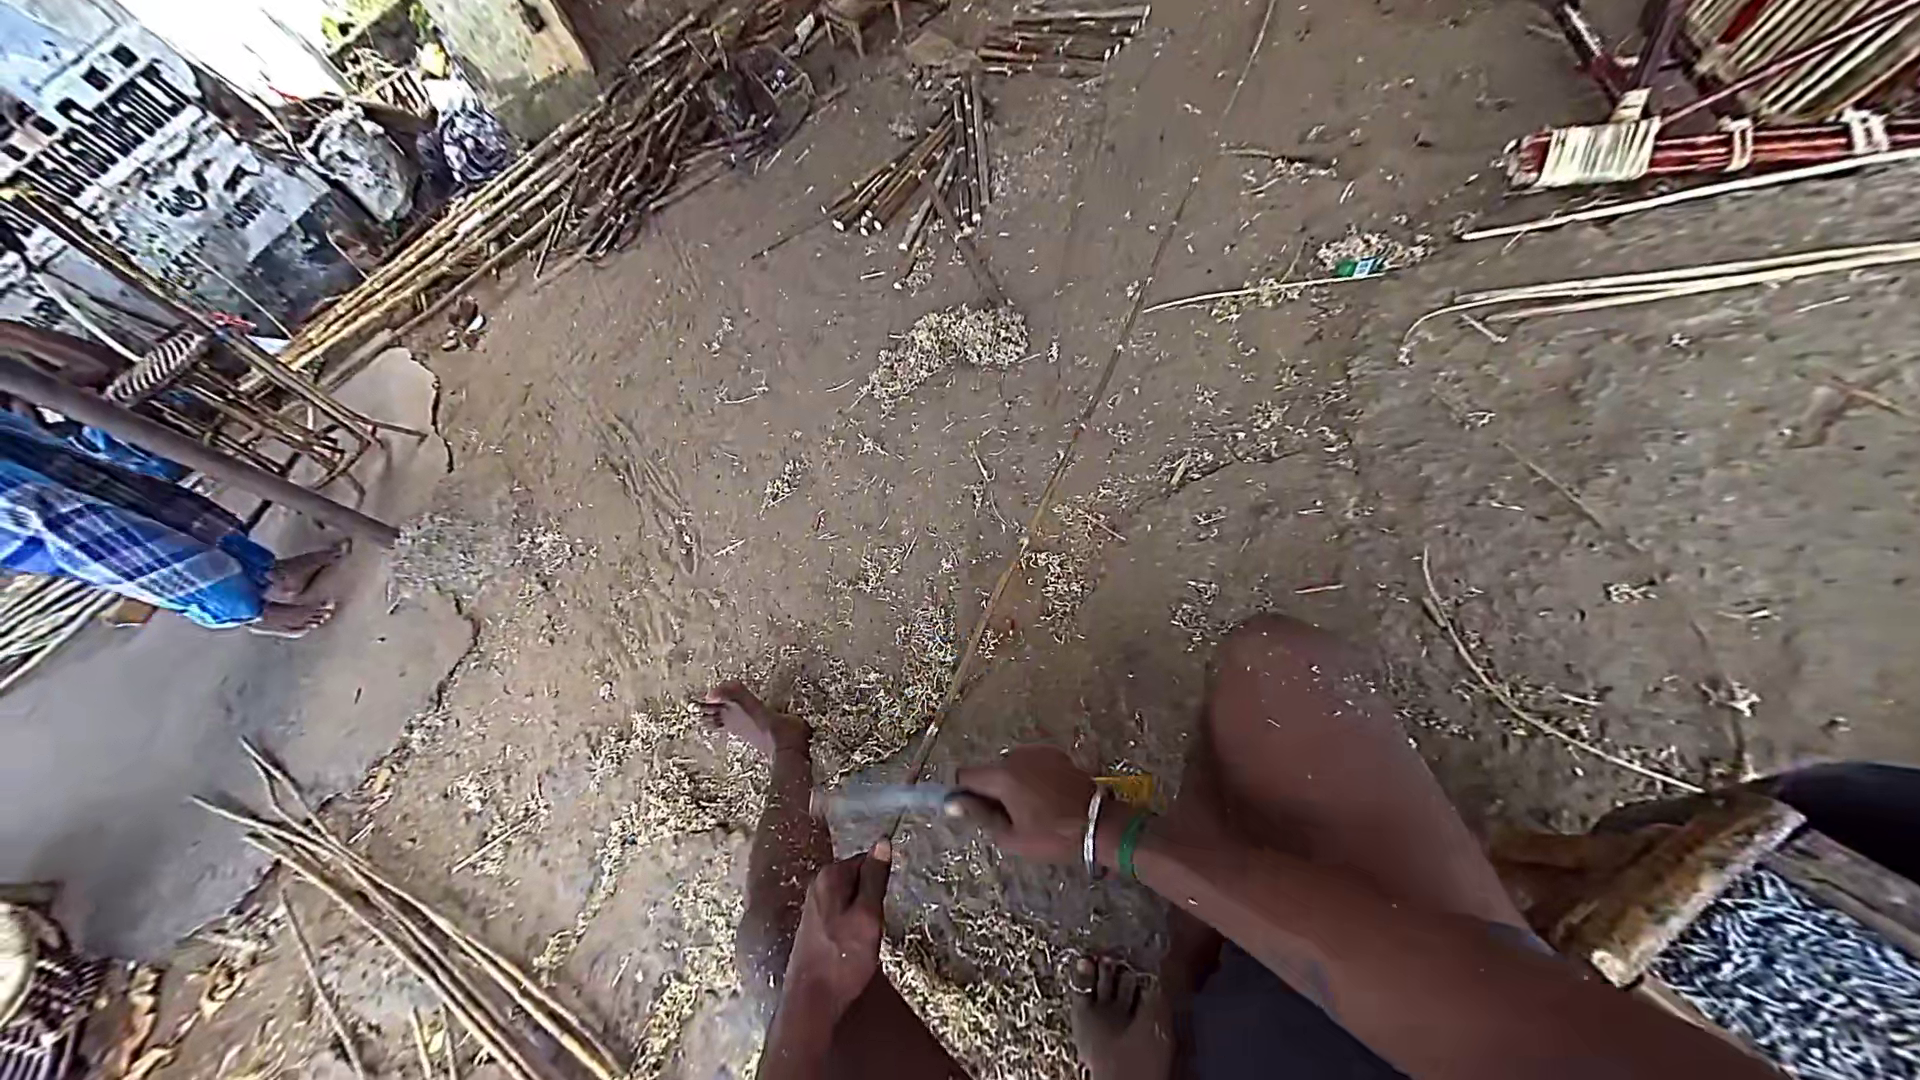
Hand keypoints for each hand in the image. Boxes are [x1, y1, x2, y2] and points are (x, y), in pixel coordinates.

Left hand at [784, 841, 891, 1018]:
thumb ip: (875, 877)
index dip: (881, 880)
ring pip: (850, 898)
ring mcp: (814, 906)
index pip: (867, 859)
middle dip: (871, 896)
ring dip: (863, 913)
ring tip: (868, 935)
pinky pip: (841, 913)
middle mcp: (818, 885)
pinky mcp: (814, 926)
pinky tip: (855, 945)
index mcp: (830, 876)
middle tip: (878, 921)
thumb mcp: (868, 915)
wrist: (810, 1003)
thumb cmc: (843, 958)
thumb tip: (883, 841)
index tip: (887, 902)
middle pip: (857, 878)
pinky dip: (852, 924)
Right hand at [953, 746, 1097, 862]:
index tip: (972, 810)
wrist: (1098, 825)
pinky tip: (1045, 796)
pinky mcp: (1055, 753)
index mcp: (1002, 776)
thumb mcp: (1011, 837)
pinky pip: (1031, 763)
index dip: (964, 793)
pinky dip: (1030, 776)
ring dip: (1012, 782)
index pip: (966, 775)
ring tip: (1030, 808)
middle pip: (989, 770)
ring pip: (1010, 766)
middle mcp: (1017, 755)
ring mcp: (1037, 751)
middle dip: (991, 790)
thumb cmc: (1052, 836)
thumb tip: (955, 803)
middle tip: (1008, 817)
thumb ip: (980, 815)